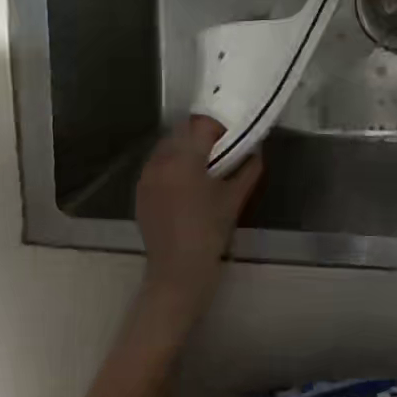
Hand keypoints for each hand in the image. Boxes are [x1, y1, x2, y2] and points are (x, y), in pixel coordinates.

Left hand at [134, 116, 262, 297]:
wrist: (178, 271)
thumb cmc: (210, 232)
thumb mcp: (234, 199)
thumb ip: (248, 170)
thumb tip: (256, 152)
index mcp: (183, 159)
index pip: (201, 125)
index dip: (219, 126)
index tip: (233, 137)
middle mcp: (160, 161)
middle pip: (181, 132)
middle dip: (201, 135)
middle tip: (221, 149)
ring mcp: (146, 176)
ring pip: (167, 147)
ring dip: (185, 148)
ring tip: (204, 165)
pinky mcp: (140, 191)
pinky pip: (157, 165)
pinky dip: (172, 164)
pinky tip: (187, 182)